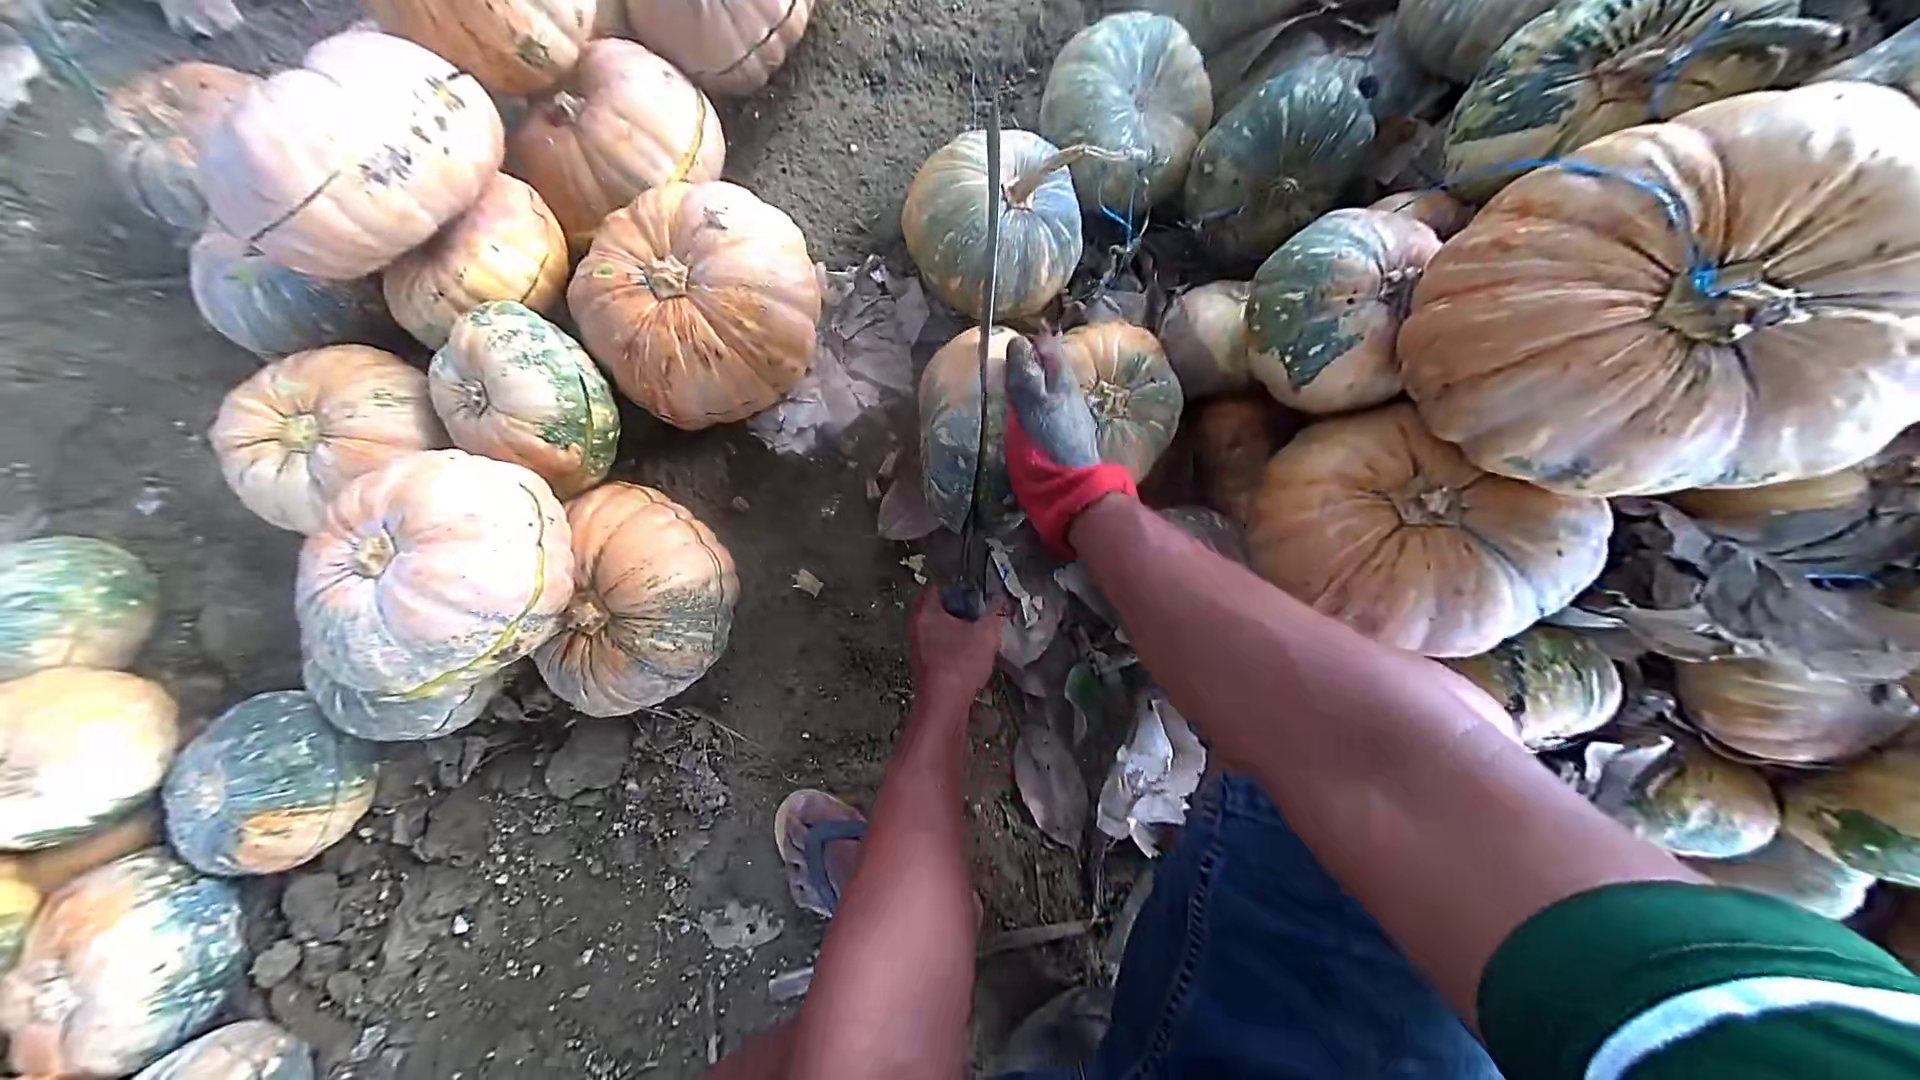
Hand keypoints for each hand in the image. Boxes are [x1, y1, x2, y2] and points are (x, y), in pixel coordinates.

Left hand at [908, 588, 1004, 704]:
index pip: (936, 586)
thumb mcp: (987, 633)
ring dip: (951, 623)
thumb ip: (995, 613)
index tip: (970, 586)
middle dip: (953, 604)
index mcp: (927, 612)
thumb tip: (1001, 602)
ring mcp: (918, 645)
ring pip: (934, 625)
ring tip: (972, 625)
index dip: (955, 584)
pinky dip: (949, 640)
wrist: (945, 703)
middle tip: (972, 604)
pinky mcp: (924, 662)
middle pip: (933, 605)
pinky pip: (936, 642)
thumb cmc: (960, 665)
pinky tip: (966, 647)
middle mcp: (917, 626)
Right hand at [1004, 333, 1137, 557]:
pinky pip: (1050, 410)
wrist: (1070, 491)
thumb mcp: (1031, 406)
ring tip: (1013, 385)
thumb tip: (1019, 342)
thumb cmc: (1046, 446)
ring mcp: (1071, 416)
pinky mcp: (1067, 437)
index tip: (1011, 340)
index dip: (1031, 340)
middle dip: (1033, 361)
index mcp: (1061, 382)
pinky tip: (1025, 414)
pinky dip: (1037, 406)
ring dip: (1035, 384)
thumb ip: (1025, 375)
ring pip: (1052, 389)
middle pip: (1052, 368)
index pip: (1048, 347)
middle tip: (1009, 360)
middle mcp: (1071, 394)